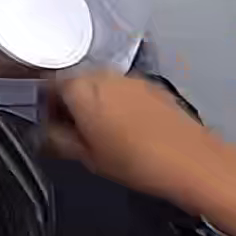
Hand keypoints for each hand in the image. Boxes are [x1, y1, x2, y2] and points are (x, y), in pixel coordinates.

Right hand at [42, 73, 235, 205]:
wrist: (190, 160)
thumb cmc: (133, 161)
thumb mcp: (87, 158)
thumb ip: (57, 140)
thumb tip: (44, 133)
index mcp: (79, 87)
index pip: (48, 85)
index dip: (45, 104)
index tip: (51, 124)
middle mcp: (101, 74)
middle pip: (75, 81)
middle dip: (70, 101)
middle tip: (75, 130)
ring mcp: (128, 77)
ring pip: (99, 84)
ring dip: (95, 101)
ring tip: (103, 131)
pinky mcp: (150, 85)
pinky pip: (122, 89)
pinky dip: (118, 102)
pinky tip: (128, 127)